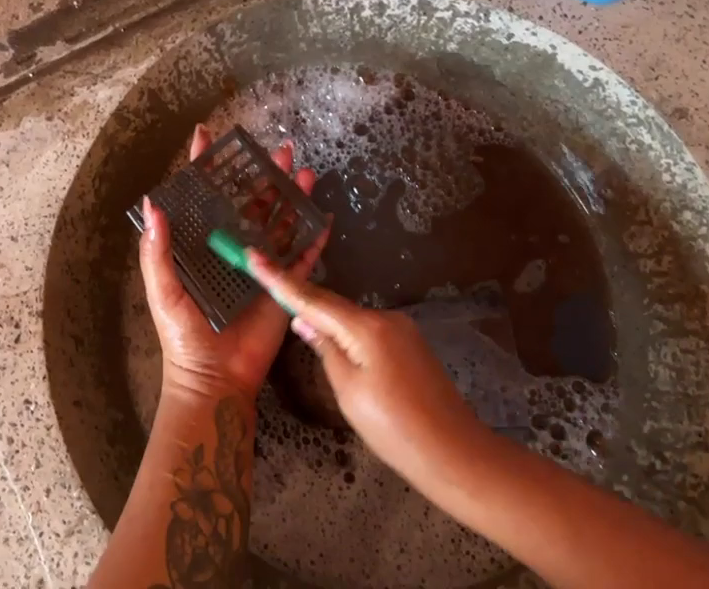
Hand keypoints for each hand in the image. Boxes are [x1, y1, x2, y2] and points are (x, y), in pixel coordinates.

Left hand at [140, 126, 328, 403]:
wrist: (214, 378)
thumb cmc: (183, 333)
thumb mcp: (163, 289)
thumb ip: (156, 250)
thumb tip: (152, 204)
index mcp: (202, 245)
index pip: (204, 197)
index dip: (205, 166)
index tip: (207, 133)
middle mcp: (232, 247)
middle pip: (251, 202)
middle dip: (264, 174)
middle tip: (279, 149)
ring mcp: (260, 265)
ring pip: (280, 221)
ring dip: (292, 195)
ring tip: (304, 169)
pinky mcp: (283, 285)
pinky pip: (302, 256)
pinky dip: (314, 236)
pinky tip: (323, 213)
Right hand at [245, 249, 481, 481]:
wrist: (454, 453)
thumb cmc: (394, 427)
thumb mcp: (349, 391)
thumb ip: (325, 350)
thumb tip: (304, 320)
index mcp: (367, 327)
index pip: (313, 299)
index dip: (280, 279)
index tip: (253, 255)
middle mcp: (386, 318)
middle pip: (333, 304)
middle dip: (300, 296)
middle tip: (264, 276)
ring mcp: (402, 330)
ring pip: (352, 319)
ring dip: (324, 317)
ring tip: (293, 316)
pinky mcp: (410, 345)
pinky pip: (368, 331)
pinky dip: (346, 333)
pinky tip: (332, 340)